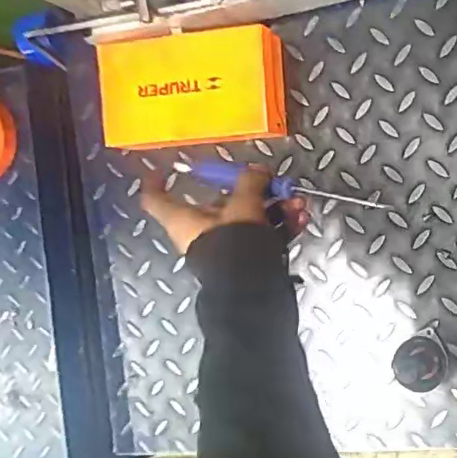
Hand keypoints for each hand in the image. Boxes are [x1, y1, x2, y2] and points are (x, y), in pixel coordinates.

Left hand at [139, 165, 304, 251]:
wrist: (251, 287)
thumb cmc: (233, 241)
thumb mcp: (243, 203)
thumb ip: (251, 182)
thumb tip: (258, 170)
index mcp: (183, 219)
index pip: (157, 198)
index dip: (157, 181)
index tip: (164, 170)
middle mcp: (202, 233)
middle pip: (222, 204)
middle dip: (254, 192)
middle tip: (274, 184)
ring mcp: (226, 247)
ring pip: (250, 219)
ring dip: (277, 208)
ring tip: (296, 204)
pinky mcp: (248, 260)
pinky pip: (263, 237)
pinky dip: (281, 227)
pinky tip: (300, 219)